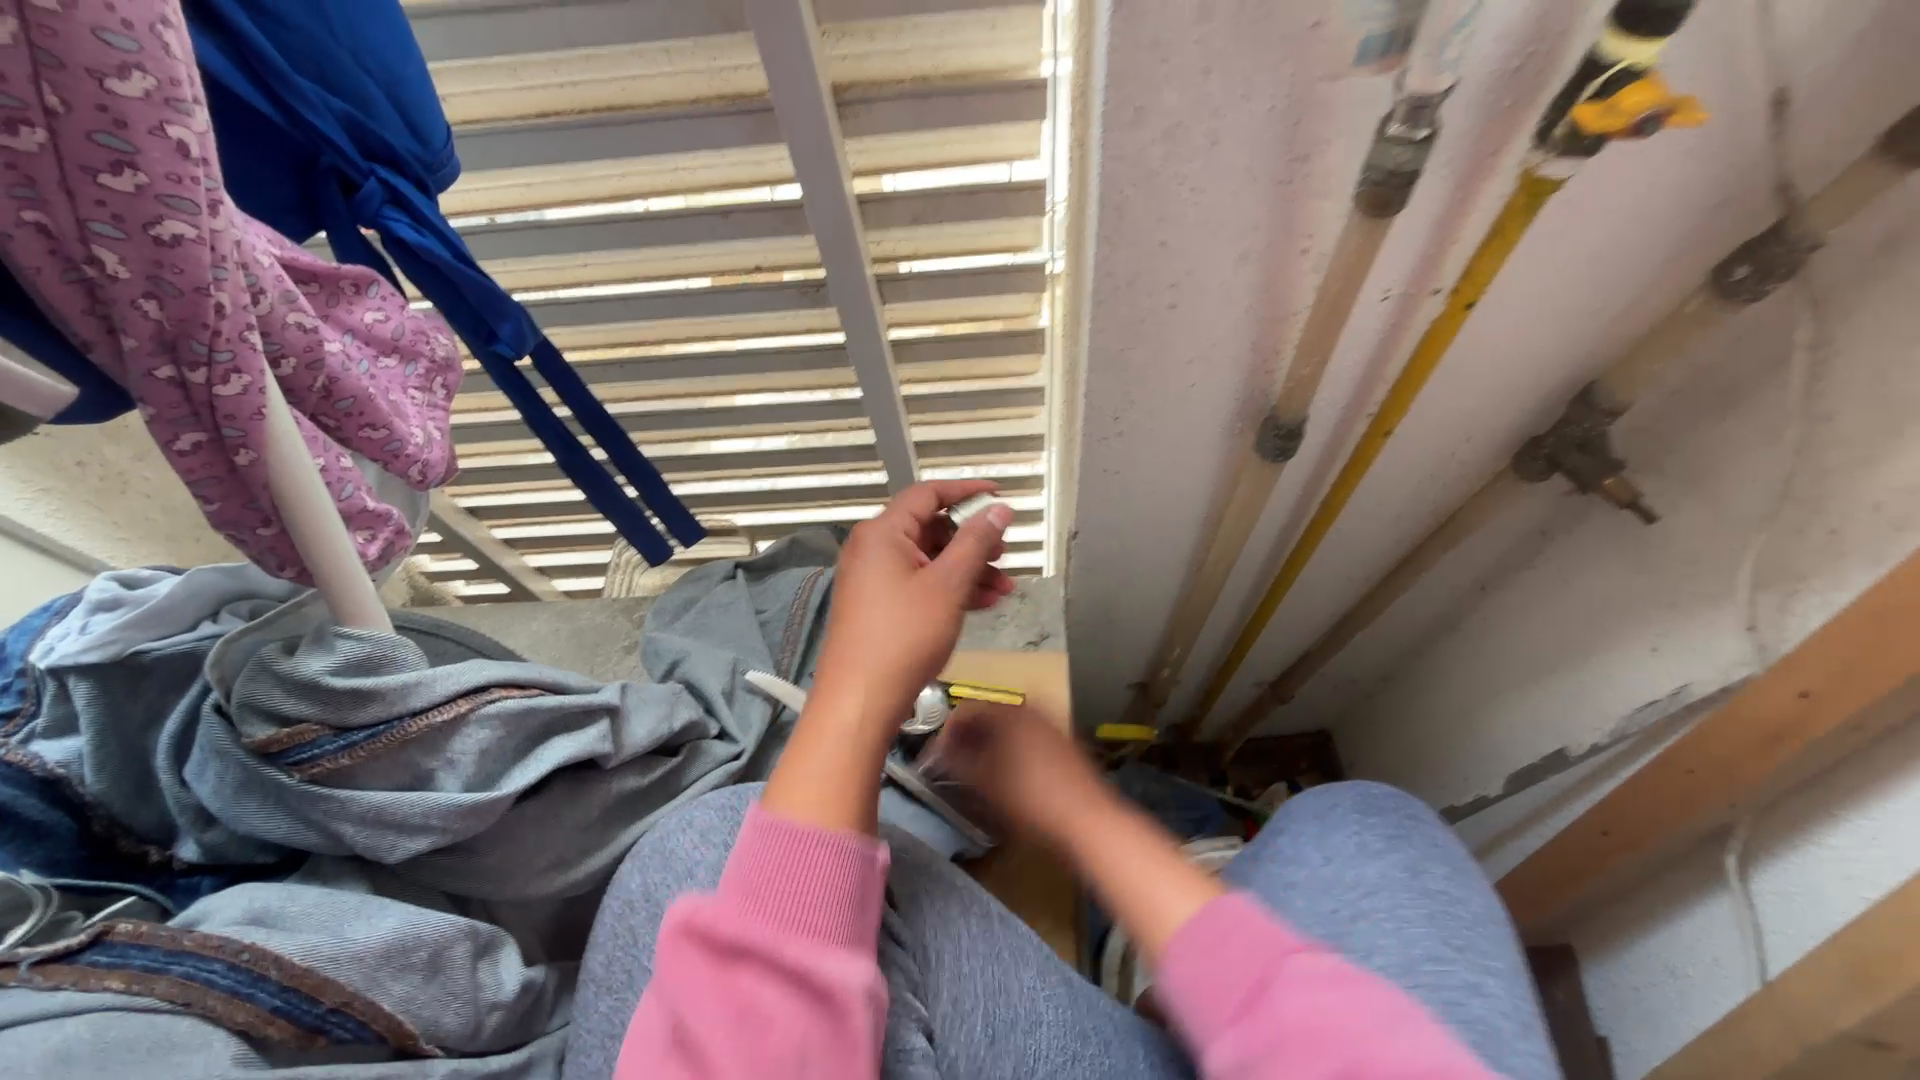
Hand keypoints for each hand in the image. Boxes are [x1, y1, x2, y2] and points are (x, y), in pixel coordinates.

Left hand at [808, 480, 1014, 739]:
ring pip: (928, 560)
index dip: (966, 491)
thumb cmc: (904, 636)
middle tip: (1005, 555)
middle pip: (930, 528)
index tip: (999, 495)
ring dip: (967, 570)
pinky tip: (982, 604)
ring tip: (1004, 588)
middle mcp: (872, 548)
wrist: (861, 699)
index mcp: (882, 533)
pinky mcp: (877, 606)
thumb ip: (975, 543)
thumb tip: (999, 509)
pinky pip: (918, 584)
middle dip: (972, 541)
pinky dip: (949, 589)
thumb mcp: (948, 585)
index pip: (928, 494)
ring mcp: (873, 579)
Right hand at [932, 703, 1107, 842]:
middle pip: (989, 716)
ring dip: (989, 745)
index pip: (966, 710)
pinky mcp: (1065, 744)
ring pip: (1009, 728)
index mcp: (1010, 711)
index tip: (936, 757)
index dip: (946, 733)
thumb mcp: (985, 782)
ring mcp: (1052, 725)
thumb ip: (956, 761)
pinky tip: (1007, 775)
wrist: (1088, 820)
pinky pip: (1028, 739)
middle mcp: (1032, 710)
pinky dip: (1011, 750)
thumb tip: (938, 752)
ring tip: (977, 772)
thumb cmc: (1031, 798)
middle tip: (954, 763)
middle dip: (969, 738)